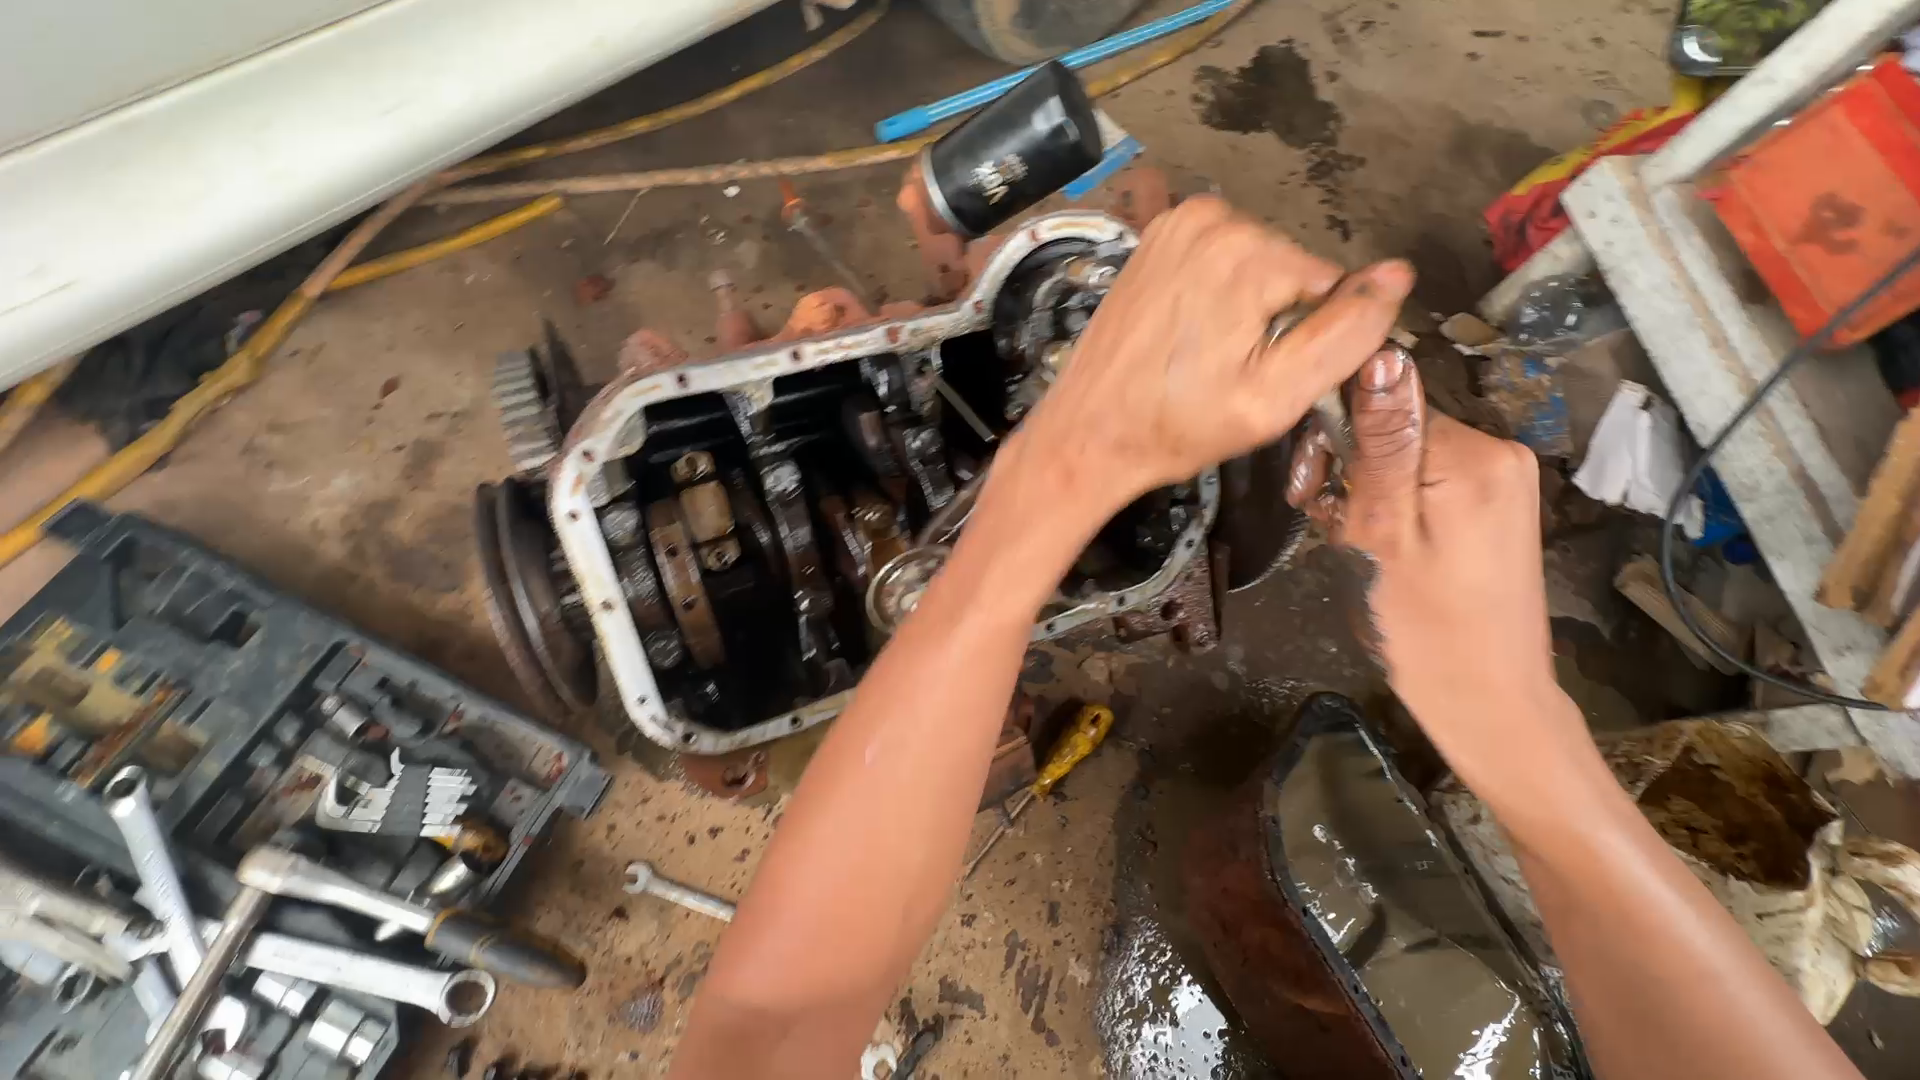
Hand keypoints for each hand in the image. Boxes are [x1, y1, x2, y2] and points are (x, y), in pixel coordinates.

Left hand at [1017, 196, 1413, 516]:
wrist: (1089, 433)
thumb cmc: (1176, 426)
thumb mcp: (1274, 398)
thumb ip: (1346, 334)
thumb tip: (1397, 275)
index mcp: (1248, 252)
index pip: (1328, 285)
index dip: (1306, 337)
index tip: (1261, 373)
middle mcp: (1211, 219)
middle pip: (1287, 270)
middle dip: (1271, 320)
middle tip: (1226, 370)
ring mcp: (1175, 225)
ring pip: (1253, 265)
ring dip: (1240, 310)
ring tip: (1200, 357)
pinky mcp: (1153, 241)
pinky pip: (1215, 262)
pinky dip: (1211, 296)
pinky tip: (1184, 337)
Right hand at [1286, 354, 1580, 785]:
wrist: (1486, 700)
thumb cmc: (1422, 624)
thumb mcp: (1385, 533)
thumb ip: (1382, 444)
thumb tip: (1380, 354)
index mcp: (1474, 454)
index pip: (1385, 398)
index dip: (1334, 434)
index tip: (1309, 487)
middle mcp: (1499, 451)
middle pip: (1396, 424)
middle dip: (1347, 463)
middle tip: (1317, 517)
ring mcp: (1502, 480)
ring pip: (1405, 453)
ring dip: (1362, 485)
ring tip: (1343, 536)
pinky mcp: (1494, 506)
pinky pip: (1426, 478)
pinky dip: (1390, 502)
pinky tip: (1373, 540)